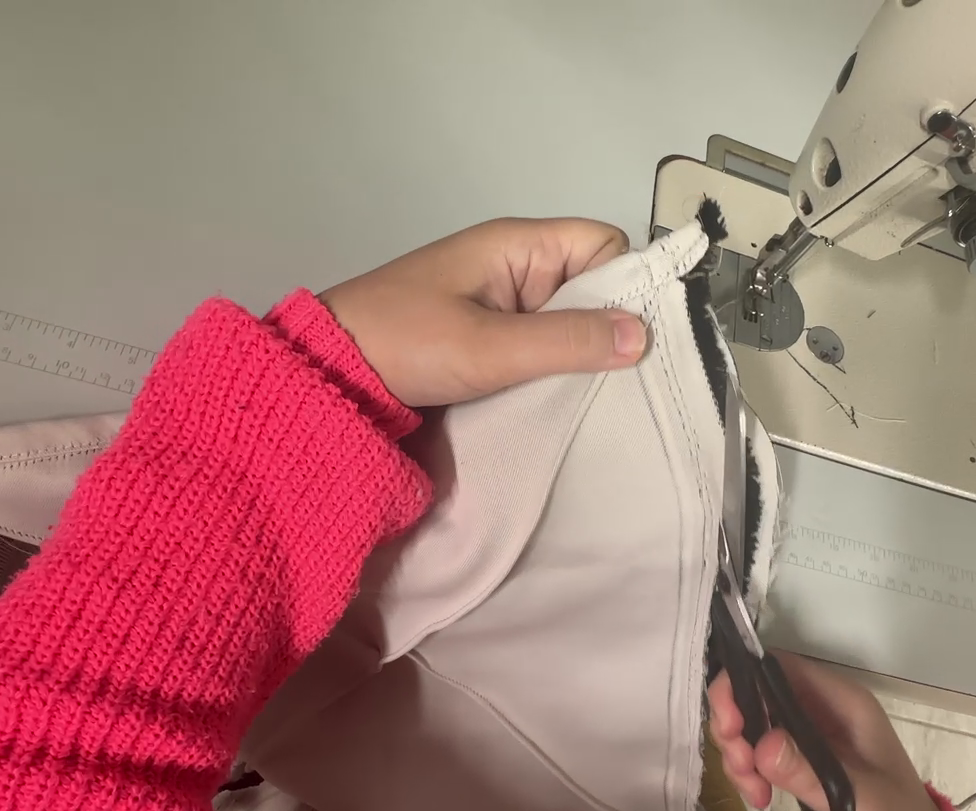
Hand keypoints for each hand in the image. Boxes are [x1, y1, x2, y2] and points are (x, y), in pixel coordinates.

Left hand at [320, 218, 647, 406]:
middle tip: (624, 381)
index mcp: (519, 247)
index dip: (625, 284)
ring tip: (599, 397)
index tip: (637, 338)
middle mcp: (517, 268)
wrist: (333, 371)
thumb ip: (565, 341)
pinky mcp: (488, 339)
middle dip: (608, 328)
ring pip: (565, 322)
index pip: (603, 246)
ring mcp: (501, 306)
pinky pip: (538, 346)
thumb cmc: (406, 342)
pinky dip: (552, 370)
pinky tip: (562, 400)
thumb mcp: (490, 346)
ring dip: (579, 356)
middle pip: (589, 287)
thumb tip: (642, 336)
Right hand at [709, 654, 948, 810]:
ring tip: (752, 791)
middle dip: (735, 726)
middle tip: (739, 765)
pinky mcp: (793, 755)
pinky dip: (745, 769)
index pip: (776, 667)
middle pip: (753, 692)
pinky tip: (758, 797)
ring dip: (737, 752)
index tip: (728, 725)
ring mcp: (804, 731)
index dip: (742, 684)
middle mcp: (817, 707)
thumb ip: (805, 770)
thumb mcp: (853, 800)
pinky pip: (753, 748)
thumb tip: (761, 744)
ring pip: (748, 722)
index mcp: (839, 701)